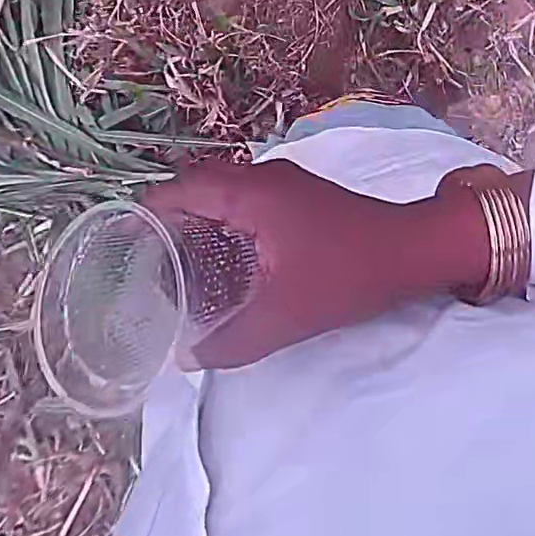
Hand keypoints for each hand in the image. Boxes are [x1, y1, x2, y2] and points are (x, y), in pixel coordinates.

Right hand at [140, 158, 525, 368]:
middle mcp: (262, 176)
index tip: (123, 238)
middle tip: (148, 257)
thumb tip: (188, 359)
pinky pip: (244, 197)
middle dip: (170, 216)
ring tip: (178, 258)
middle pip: (198, 186)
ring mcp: (282, 181)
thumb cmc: (346, 274)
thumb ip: (231, 340)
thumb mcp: (285, 315)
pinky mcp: (297, 193)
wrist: (411, 248)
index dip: (149, 210)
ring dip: (198, 216)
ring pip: (223, 190)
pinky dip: (224, 218)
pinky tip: (223, 254)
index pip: (182, 189)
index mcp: (250, 193)